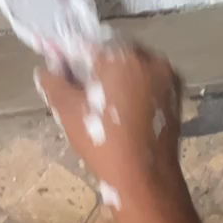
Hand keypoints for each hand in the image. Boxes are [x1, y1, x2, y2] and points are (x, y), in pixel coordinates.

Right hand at [35, 44, 184, 212]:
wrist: (145, 178)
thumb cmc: (104, 143)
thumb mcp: (67, 111)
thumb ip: (53, 82)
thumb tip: (45, 69)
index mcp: (122, 55)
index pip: (89, 44)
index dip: (71, 57)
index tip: (60, 70)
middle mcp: (150, 58)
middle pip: (114, 53)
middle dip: (96, 67)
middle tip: (79, 90)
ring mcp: (168, 76)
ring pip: (132, 68)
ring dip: (115, 77)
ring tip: (99, 103)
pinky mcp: (176, 95)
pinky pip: (147, 82)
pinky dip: (132, 89)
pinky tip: (119, 110)